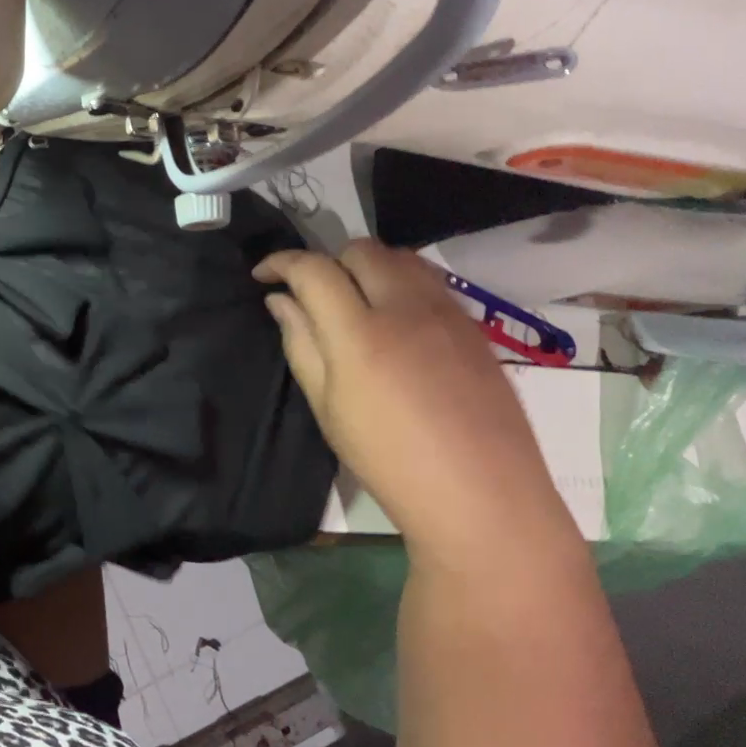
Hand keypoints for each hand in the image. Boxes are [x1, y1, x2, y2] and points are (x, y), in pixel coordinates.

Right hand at [255, 240, 579, 565]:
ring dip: (367, 265)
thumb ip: (301, 343)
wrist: (482, 495)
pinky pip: (431, 282)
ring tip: (351, 298)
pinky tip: (391, 320)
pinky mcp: (475, 329)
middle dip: (326, 260)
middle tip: (309, 291)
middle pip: (361, 251)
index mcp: (360, 333)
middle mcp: (407, 309)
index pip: (314, 270)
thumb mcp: (326, 405)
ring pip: (402, 258)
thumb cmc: (387, 458)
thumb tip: (281, 301)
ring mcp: (448, 315)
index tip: (262, 276)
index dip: (281, 263)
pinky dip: (400, 282)